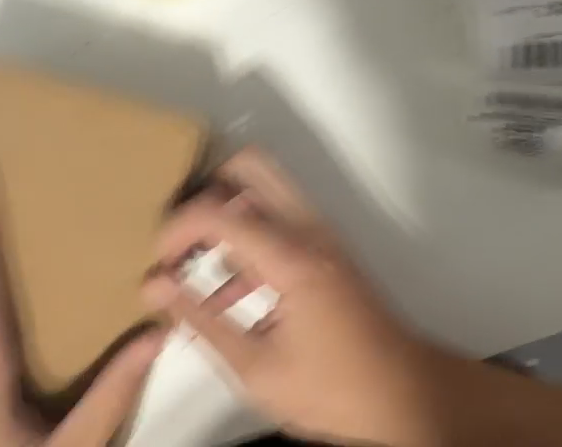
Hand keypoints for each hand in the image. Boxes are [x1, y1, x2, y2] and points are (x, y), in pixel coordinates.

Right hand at [141, 150, 445, 446]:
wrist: (406, 398)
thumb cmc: (333, 390)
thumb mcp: (256, 368)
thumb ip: (201, 321)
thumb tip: (155, 286)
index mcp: (291, 255)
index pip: (218, 210)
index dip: (176, 228)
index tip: (157, 261)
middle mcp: (308, 228)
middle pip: (249, 164)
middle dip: (206, 189)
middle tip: (181, 235)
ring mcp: (321, 233)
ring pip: (265, 185)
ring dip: (227, 210)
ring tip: (193, 262)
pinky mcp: (326, 247)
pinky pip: (280, 215)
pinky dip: (249, 233)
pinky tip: (227, 290)